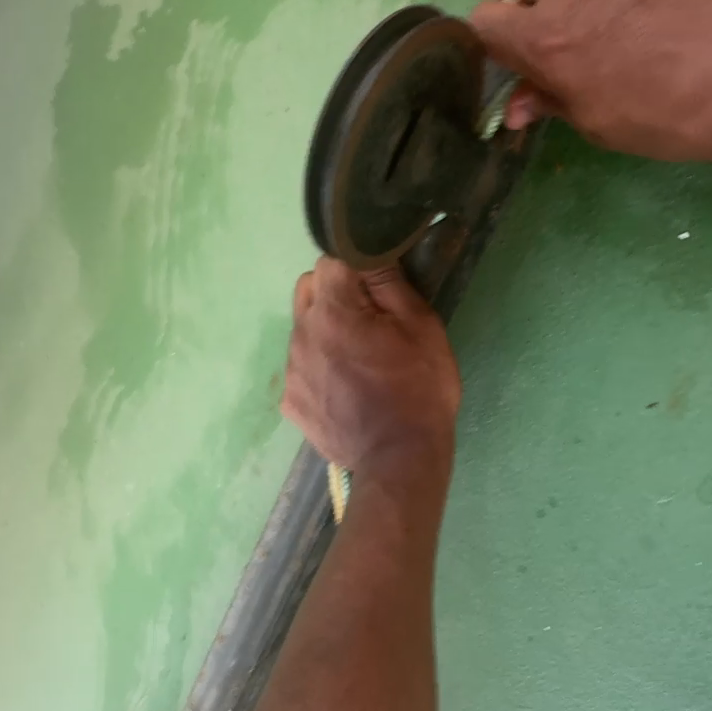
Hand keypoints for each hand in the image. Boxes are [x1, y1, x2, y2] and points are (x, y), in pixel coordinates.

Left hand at [282, 258, 460, 479]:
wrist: (400, 460)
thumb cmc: (418, 389)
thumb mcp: (421, 326)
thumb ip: (389, 281)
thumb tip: (370, 249)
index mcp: (331, 310)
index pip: (331, 261)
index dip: (357, 270)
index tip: (379, 292)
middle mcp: (300, 334)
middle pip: (308, 291)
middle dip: (334, 296)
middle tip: (369, 322)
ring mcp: (291, 371)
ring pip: (303, 331)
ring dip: (324, 334)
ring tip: (359, 363)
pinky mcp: (291, 402)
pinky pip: (301, 368)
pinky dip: (319, 370)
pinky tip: (346, 391)